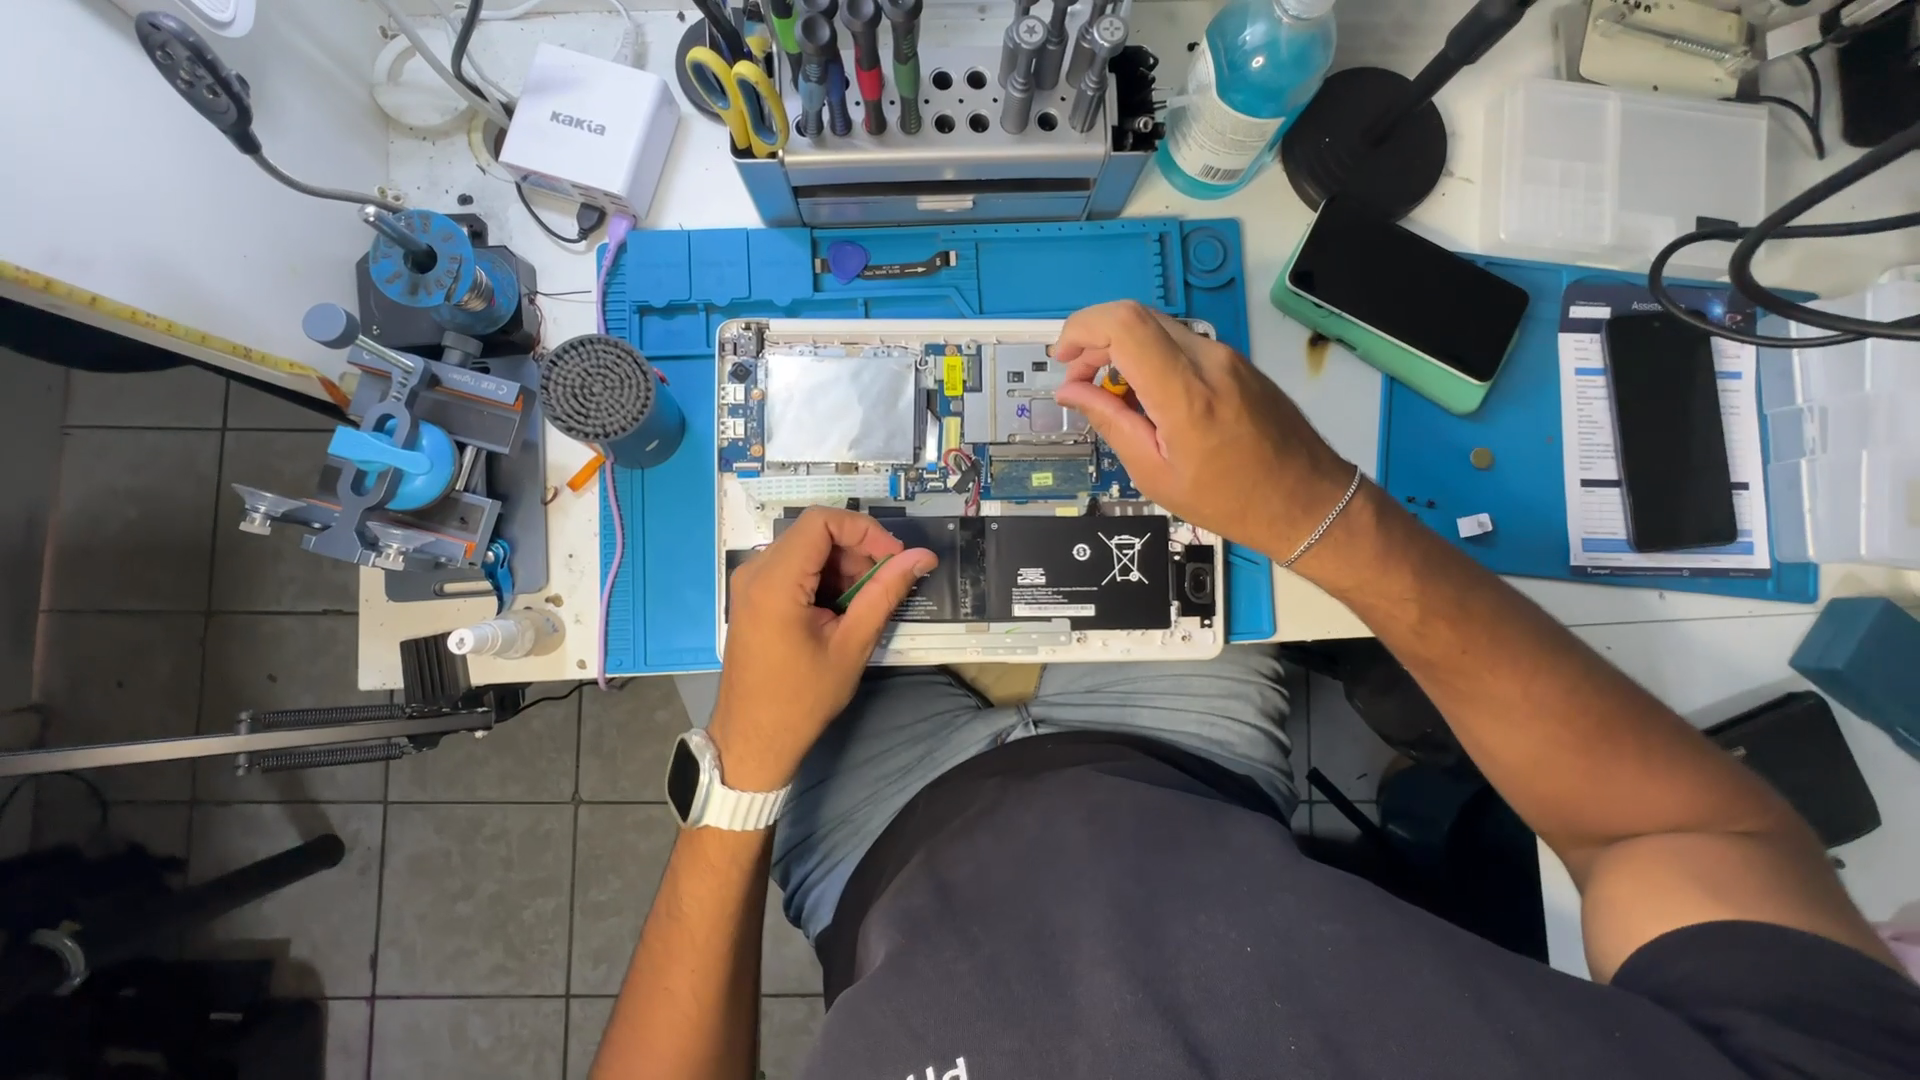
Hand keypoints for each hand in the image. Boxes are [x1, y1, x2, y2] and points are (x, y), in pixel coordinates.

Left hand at [708, 507, 936, 790]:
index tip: (894, 559)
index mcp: (775, 582)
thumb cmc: (802, 699)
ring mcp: (749, 583)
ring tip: (863, 604)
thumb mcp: (852, 645)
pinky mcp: (752, 596)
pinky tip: (840, 610)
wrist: (753, 740)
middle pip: (814, 532)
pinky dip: (822, 578)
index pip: (822, 521)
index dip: (865, 530)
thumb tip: (922, 557)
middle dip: (856, 550)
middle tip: (884, 585)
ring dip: (841, 565)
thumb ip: (885, 593)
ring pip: (806, 548)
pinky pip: (792, 567)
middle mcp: (755, 571)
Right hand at [1052, 301, 1357, 563]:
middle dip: (1094, 341)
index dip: (1081, 330)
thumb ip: (1110, 423)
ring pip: (1157, 328)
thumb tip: (1070, 392)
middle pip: (1136, 317)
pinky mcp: (1236, 362)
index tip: (1062, 359)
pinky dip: (1149, 358)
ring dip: (1121, 350)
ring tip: (1109, 396)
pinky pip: (1180, 344)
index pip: (1123, 325)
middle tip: (1078, 383)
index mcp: (1185, 393)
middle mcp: (1208, 361)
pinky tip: (1144, 397)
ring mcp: (1227, 357)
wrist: (1306, 500)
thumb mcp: (1155, 473)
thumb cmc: (1230, 500)